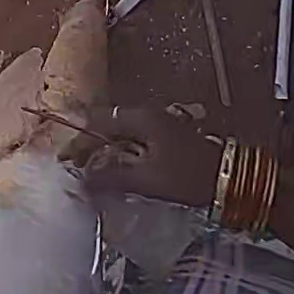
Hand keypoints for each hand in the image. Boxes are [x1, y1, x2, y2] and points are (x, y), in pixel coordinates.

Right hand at [81, 106, 221, 207]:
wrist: (230, 177)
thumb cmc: (188, 176)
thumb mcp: (147, 179)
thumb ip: (112, 176)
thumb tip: (81, 178)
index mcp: (140, 117)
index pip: (97, 122)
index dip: (78, 140)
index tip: (64, 162)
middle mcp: (147, 114)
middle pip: (108, 125)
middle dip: (89, 145)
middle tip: (75, 169)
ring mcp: (158, 124)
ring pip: (121, 134)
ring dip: (105, 151)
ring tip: (91, 174)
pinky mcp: (166, 137)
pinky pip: (134, 142)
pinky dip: (121, 154)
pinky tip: (117, 172)